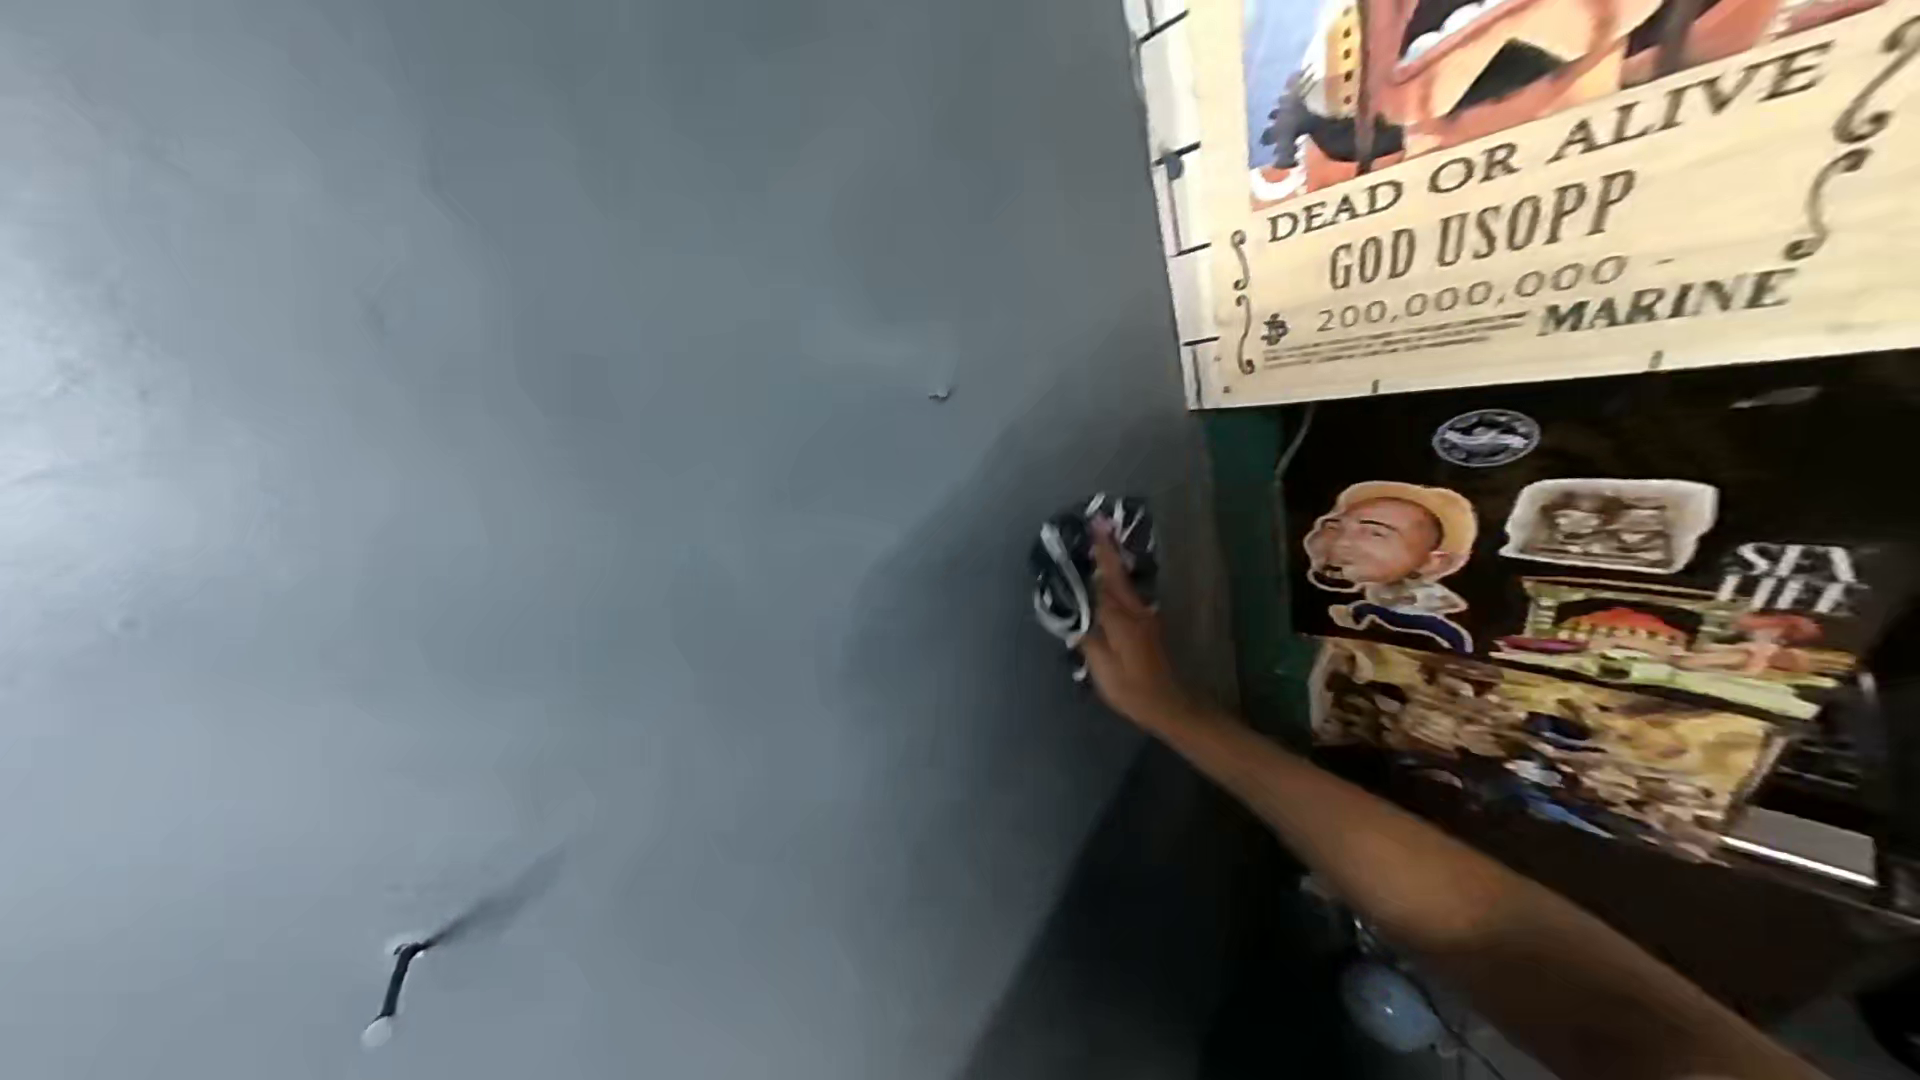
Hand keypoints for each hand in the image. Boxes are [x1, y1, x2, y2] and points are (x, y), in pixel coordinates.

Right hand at [1082, 524, 1193, 730]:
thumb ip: (1089, 640)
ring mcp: (1145, 618)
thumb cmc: (1134, 691)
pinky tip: (1109, 578)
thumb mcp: (1104, 670)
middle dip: (1106, 550)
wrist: (1171, 705)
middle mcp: (1136, 612)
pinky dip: (1117, 580)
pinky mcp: (1147, 626)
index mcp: (1122, 621)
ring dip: (1113, 562)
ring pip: (1124, 583)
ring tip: (1101, 544)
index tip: (1087, 536)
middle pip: (1117, 576)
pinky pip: (1127, 595)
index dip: (1094, 562)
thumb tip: (1076, 617)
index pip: (1102, 585)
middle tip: (1098, 525)